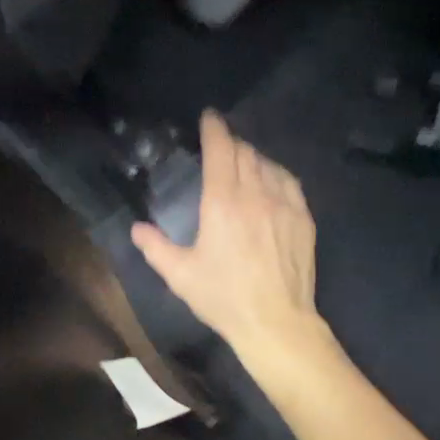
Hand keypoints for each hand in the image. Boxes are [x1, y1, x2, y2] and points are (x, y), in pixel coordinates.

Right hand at [131, 111, 323, 361]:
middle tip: (220, 148)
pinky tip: (270, 182)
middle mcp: (255, 194)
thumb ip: (155, 248)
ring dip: (253, 158)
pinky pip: (289, 182)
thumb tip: (137, 228)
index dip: (214, 128)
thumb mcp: (180, 276)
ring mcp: (284, 205)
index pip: (220, 149)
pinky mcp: (303, 219)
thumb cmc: (224, 299)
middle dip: (231, 144)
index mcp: (222, 202)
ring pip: (268, 164)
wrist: (276, 321)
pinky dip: (276, 174)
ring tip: (243, 165)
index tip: (209, 118)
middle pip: (245, 152)